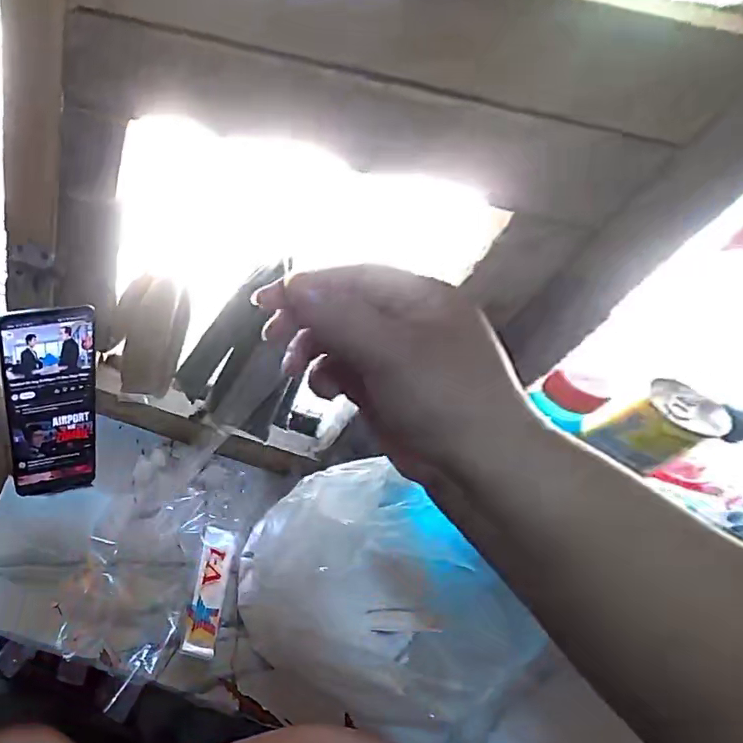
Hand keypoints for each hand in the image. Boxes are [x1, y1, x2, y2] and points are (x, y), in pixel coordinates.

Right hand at [253, 266, 536, 477]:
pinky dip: (329, 378)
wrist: (479, 464)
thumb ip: (338, 316)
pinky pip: (347, 371)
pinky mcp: (388, 388)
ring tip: (295, 373)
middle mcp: (408, 320)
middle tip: (270, 338)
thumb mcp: (387, 351)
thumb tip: (292, 287)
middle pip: (342, 308)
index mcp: (418, 297)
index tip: (263, 302)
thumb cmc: (441, 397)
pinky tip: (326, 395)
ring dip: (313, 353)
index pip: (351, 278)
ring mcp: (398, 356)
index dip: (305, 286)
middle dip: (305, 322)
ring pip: (340, 341)